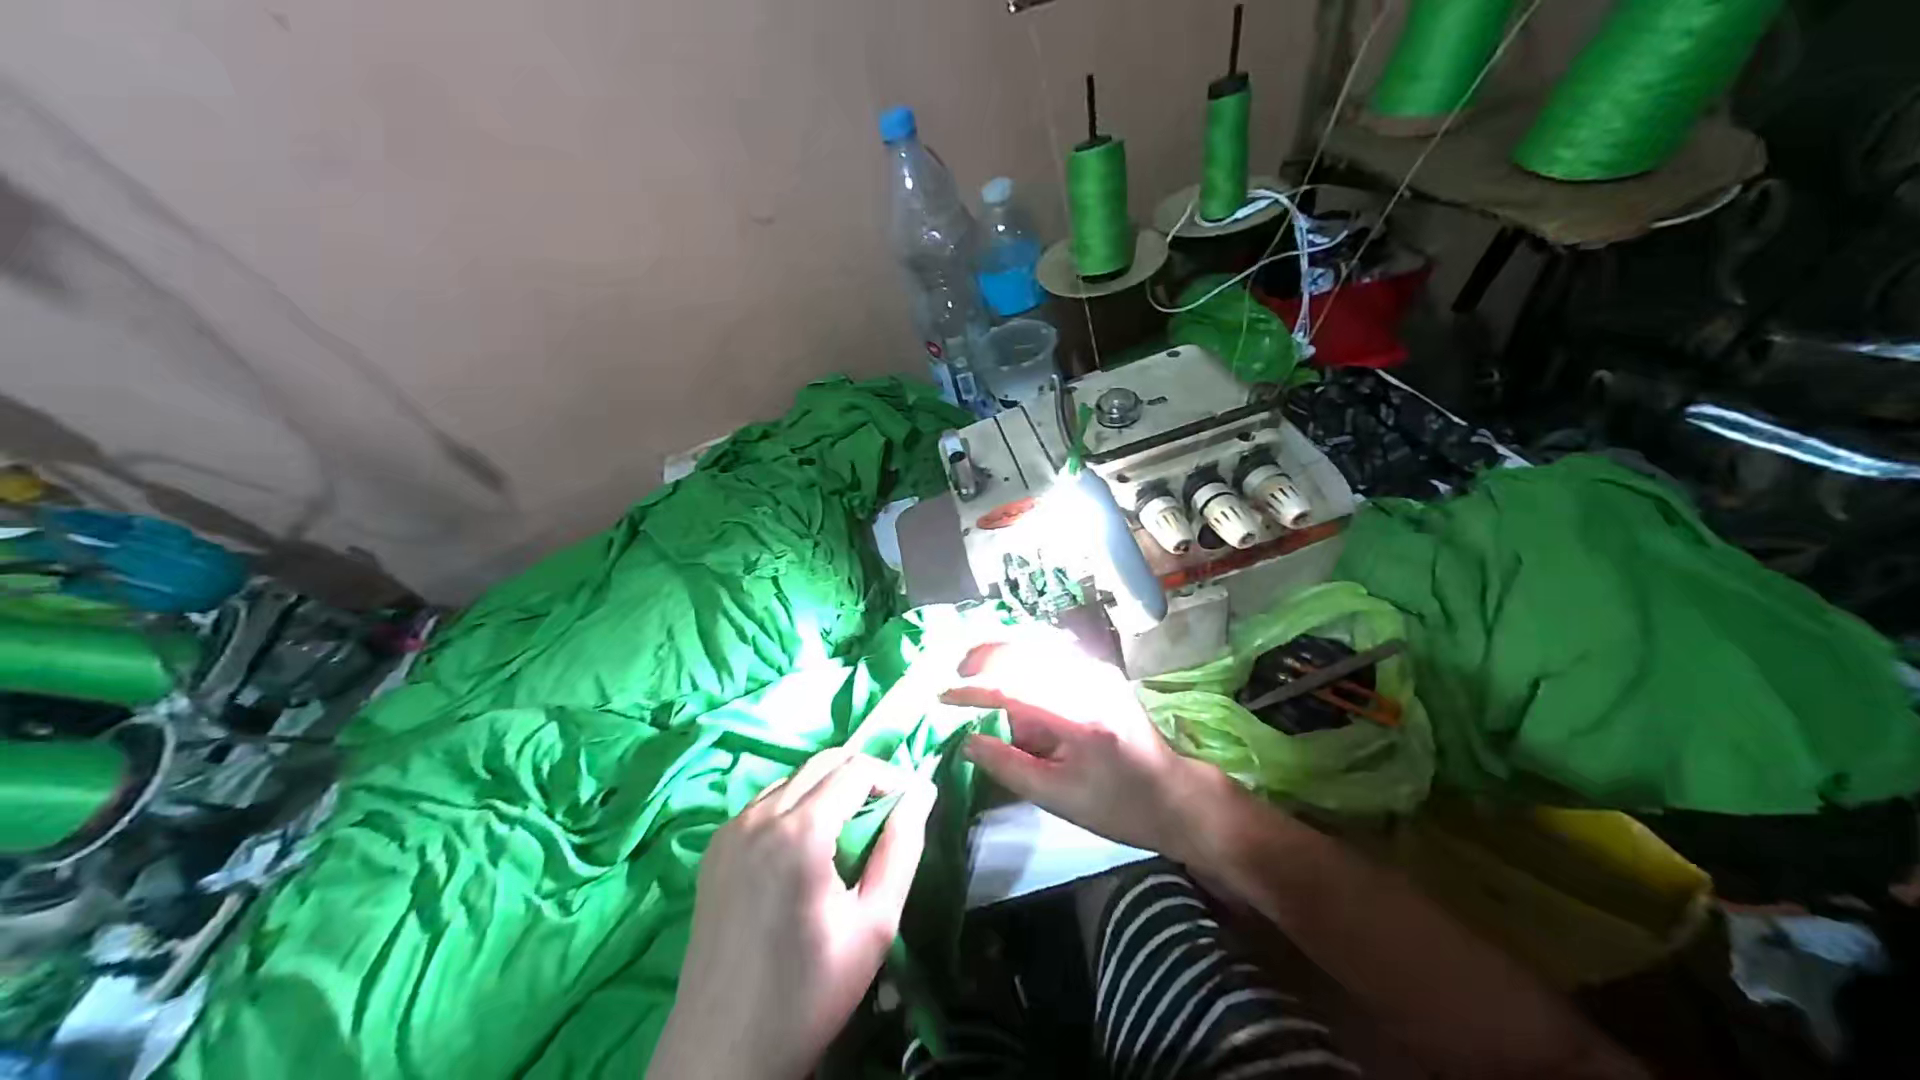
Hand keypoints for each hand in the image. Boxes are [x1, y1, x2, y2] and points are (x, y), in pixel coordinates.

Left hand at [647, 749, 936, 1079]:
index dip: (892, 777)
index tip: (912, 805)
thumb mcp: (875, 923)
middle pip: (823, 762)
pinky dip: (797, 805)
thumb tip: (921, 791)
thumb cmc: (810, 993)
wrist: (723, 1052)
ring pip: (793, 779)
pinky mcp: (714, 850)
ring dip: (829, 788)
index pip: (856, 769)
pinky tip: (808, 848)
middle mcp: (759, 816)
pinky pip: (765, 804)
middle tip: (888, 812)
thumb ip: (902, 847)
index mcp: (799, 831)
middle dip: (863, 775)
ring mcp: (730, 830)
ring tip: (852, 831)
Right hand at [941, 640, 1235, 863]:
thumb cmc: (1118, 805)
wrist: (1175, 795)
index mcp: (1080, 716)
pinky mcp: (1101, 673)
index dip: (973, 691)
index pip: (1014, 690)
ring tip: (975, 673)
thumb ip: (1008, 766)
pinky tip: (1010, 675)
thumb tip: (968, 741)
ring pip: (1038, 648)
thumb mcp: (1058, 797)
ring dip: (1004, 658)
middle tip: (956, 673)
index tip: (943, 695)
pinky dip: (1025, 661)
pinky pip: (1054, 655)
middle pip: (1026, 651)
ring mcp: (1099, 672)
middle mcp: (1090, 681)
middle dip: (985, 656)